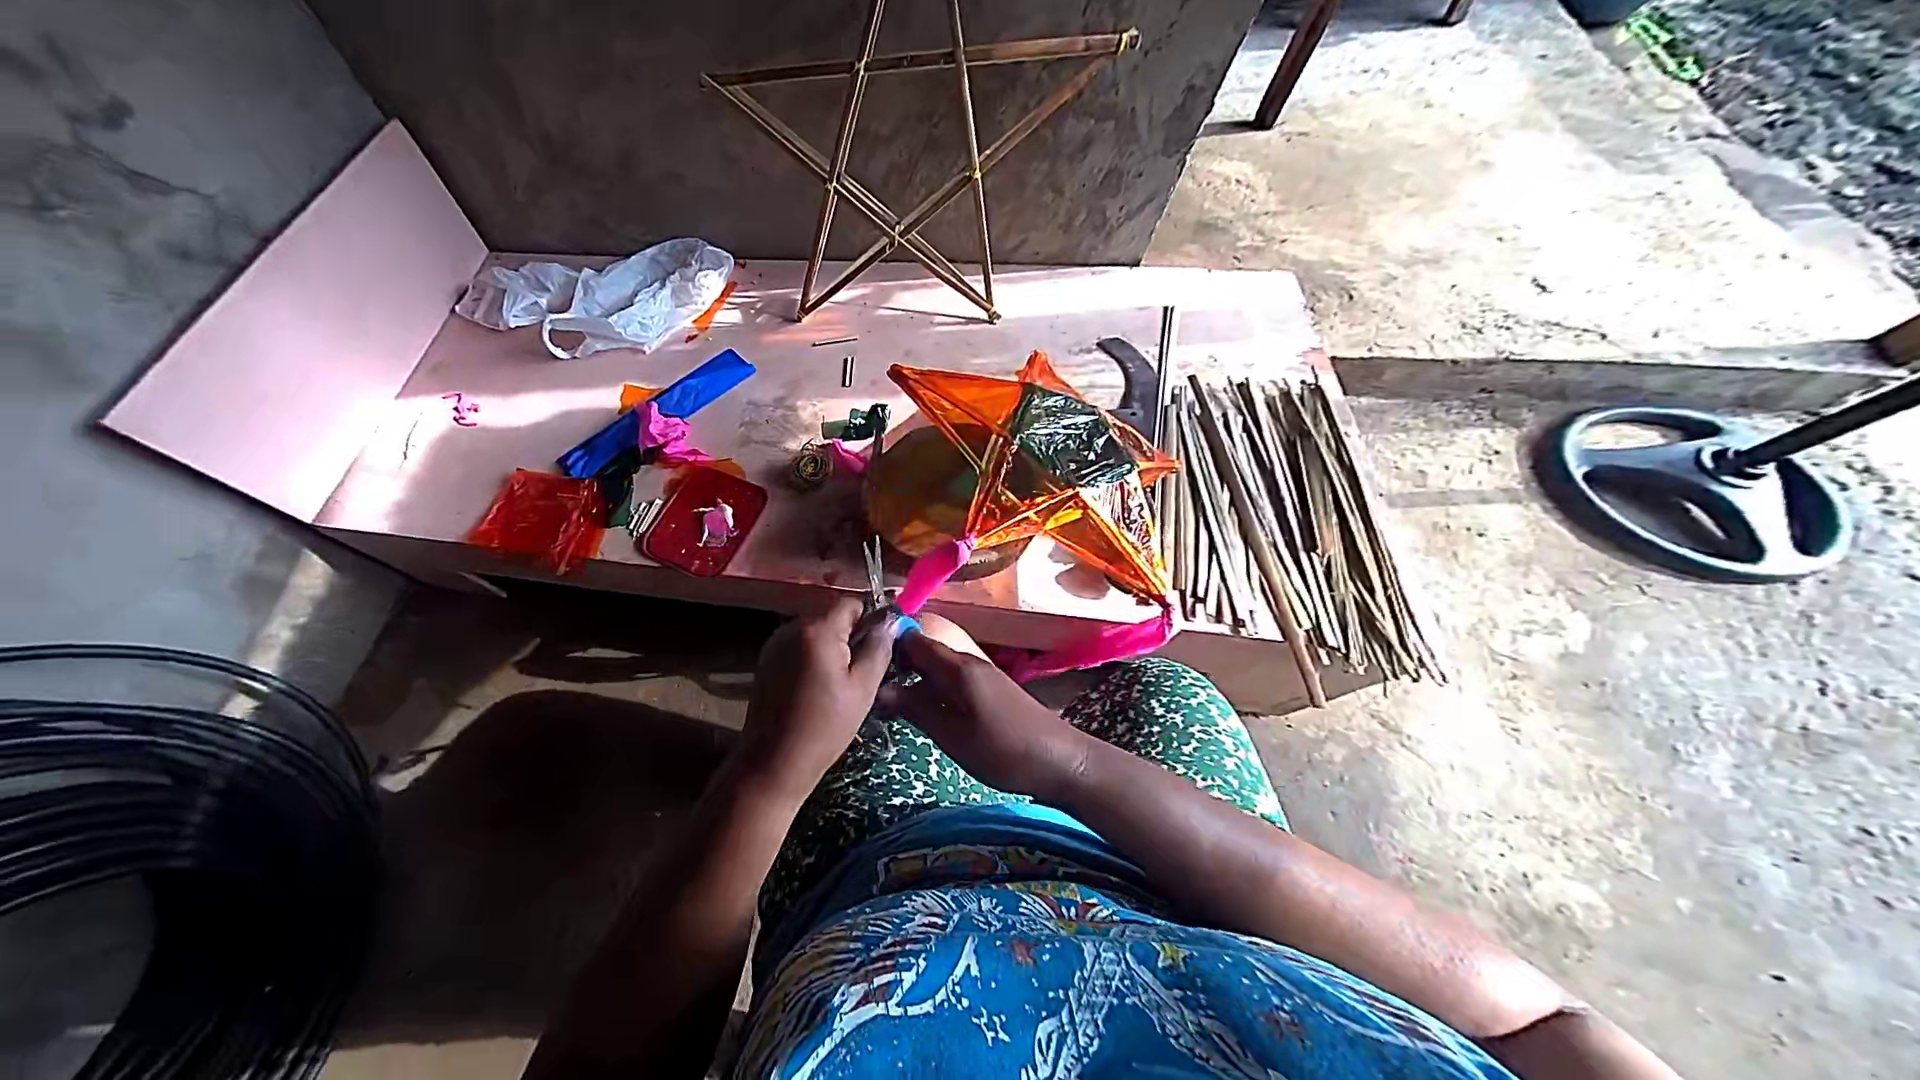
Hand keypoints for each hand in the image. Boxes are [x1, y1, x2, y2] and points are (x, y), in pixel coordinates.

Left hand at [738, 597, 899, 799]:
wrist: (774, 763)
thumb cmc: (825, 726)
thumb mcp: (863, 687)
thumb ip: (879, 646)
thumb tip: (892, 620)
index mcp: (816, 630)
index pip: (852, 602)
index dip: (871, 619)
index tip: (883, 645)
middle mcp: (791, 628)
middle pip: (833, 615)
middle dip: (853, 635)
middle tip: (866, 670)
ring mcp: (776, 643)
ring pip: (817, 631)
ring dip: (834, 646)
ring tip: (843, 682)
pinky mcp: (767, 660)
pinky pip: (801, 645)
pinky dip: (816, 656)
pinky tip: (820, 687)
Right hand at [876, 631, 1093, 801]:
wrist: (1059, 760)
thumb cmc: (1003, 750)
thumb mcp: (952, 735)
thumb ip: (916, 710)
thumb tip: (879, 689)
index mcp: (958, 668)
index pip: (914, 641)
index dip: (887, 644)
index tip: (860, 657)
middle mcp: (968, 663)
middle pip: (925, 653)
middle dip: (897, 664)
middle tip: (867, 684)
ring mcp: (981, 676)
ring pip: (938, 668)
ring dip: (914, 679)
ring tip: (886, 700)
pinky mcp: (990, 691)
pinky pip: (953, 681)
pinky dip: (934, 689)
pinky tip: (923, 710)